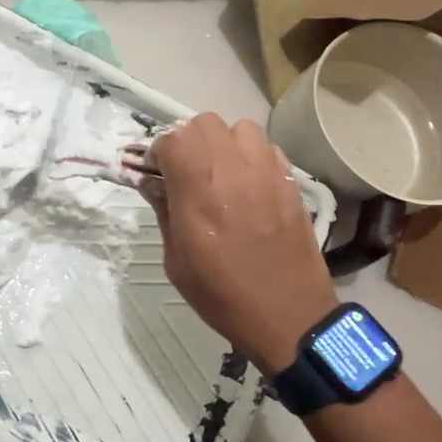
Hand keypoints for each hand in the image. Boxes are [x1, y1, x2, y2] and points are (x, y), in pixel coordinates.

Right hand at [142, 114, 337, 376]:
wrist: (290, 318)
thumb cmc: (222, 296)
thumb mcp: (176, 260)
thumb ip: (164, 211)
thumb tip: (151, 182)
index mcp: (199, 194)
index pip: (173, 138)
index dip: (158, 150)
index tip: (156, 172)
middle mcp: (235, 173)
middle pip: (205, 123)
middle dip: (188, 140)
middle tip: (184, 170)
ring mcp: (268, 175)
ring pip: (240, 127)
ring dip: (223, 141)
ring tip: (218, 171)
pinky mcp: (291, 184)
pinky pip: (267, 148)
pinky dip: (251, 155)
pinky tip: (246, 183)